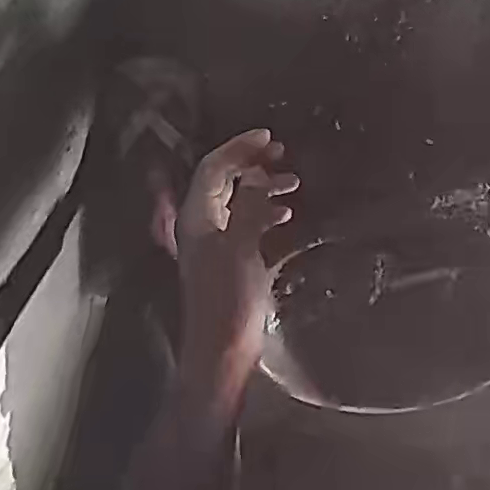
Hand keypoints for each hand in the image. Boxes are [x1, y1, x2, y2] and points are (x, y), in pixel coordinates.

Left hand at [171, 129, 298, 406]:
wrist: (221, 352)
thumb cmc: (230, 301)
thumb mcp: (242, 248)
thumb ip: (250, 208)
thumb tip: (257, 175)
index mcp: (196, 216)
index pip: (214, 168)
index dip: (239, 148)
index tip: (268, 137)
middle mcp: (200, 223)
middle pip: (223, 180)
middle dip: (251, 163)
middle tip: (281, 153)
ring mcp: (213, 242)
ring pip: (236, 199)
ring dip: (262, 186)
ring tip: (292, 182)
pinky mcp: (227, 258)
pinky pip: (245, 221)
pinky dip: (264, 211)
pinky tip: (285, 213)